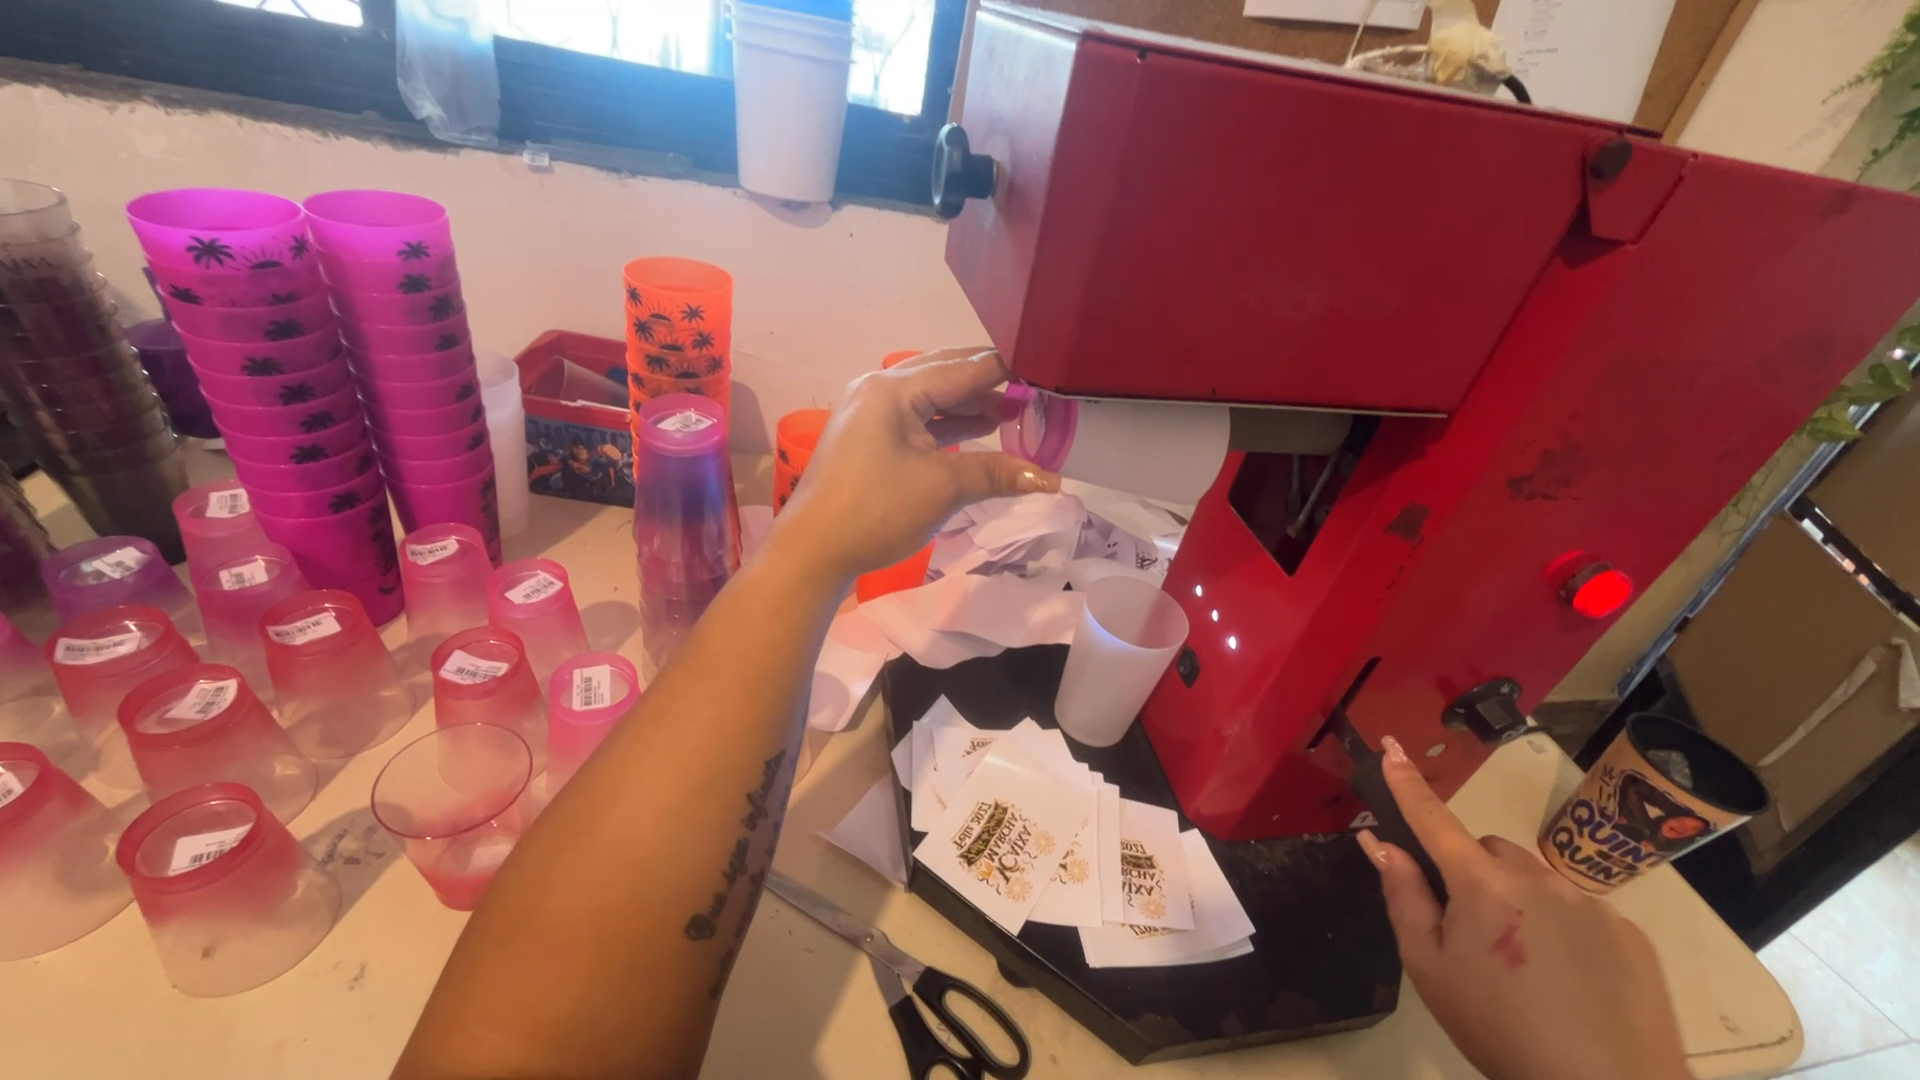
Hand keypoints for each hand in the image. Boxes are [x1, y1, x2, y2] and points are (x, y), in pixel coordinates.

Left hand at [773, 348, 1059, 579]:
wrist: (813, 552)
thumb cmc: (876, 511)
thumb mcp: (942, 488)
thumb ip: (997, 473)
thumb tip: (1052, 480)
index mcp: (893, 389)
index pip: (963, 366)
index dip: (1007, 368)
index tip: (1047, 371)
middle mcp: (879, 389)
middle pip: (946, 374)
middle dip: (990, 383)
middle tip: (1036, 392)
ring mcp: (871, 413)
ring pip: (933, 397)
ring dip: (972, 404)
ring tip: (1017, 413)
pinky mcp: (870, 437)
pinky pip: (919, 418)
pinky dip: (949, 423)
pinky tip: (982, 430)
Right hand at [1358, 738, 1690, 1079]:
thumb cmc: (1498, 1030)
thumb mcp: (1429, 967)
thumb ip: (1403, 896)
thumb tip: (1379, 842)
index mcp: (1481, 884)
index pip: (1432, 818)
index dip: (1406, 783)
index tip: (1390, 745)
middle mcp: (1537, 877)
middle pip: (1486, 851)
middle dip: (1470, 874)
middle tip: (1469, 933)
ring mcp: (1590, 904)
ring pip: (1534, 880)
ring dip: (1517, 900)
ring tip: (1525, 967)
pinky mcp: (1631, 934)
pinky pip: (1579, 910)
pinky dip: (1562, 928)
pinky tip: (1569, 982)